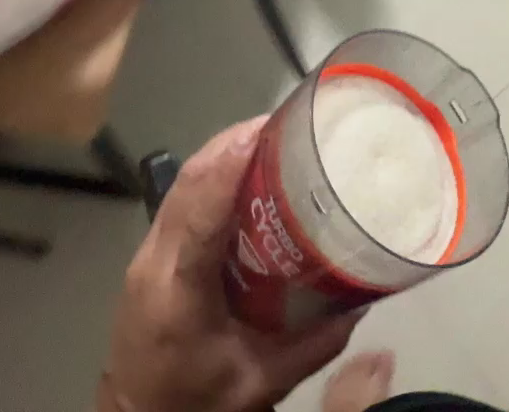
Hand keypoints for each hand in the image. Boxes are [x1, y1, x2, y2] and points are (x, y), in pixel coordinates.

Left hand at [101, 118, 361, 411]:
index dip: (229, 164)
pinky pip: (180, 198)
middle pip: (186, 181)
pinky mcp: (149, 256)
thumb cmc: (195, 403)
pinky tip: (246, 171)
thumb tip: (362, 296)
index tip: (267, 131)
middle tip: (285, 125)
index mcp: (178, 292)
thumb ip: (314, 342)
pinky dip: (213, 174)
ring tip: (272, 138)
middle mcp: (154, 262)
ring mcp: (146, 254)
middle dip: (233, 143)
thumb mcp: (261, 381)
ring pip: (180, 183)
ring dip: (222, 153)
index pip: (199, 212)